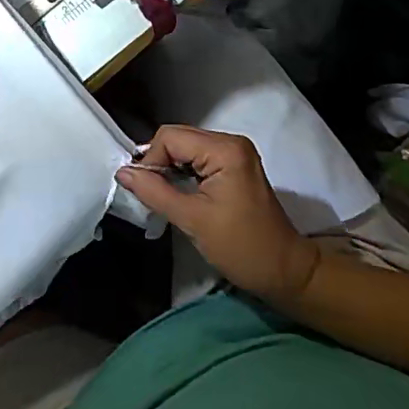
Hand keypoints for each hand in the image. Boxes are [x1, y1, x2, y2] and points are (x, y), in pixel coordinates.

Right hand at [115, 126, 320, 307]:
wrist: (285, 271)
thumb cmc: (241, 247)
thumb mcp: (192, 220)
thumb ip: (155, 192)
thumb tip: (123, 173)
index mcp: (224, 149)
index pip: (171, 137)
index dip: (151, 159)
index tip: (144, 190)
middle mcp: (231, 142)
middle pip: (178, 138)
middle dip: (160, 163)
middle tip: (151, 194)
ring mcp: (235, 152)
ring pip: (186, 148)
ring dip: (171, 169)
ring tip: (164, 196)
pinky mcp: (235, 165)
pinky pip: (199, 158)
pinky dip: (184, 173)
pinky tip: (179, 194)